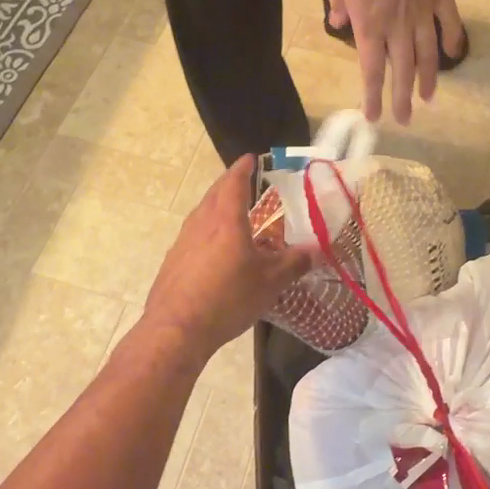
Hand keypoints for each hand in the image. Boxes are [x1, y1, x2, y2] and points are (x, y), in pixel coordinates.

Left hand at [142, 156, 316, 363]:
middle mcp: (201, 223)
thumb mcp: (270, 283)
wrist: (176, 329)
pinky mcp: (173, 262)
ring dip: (216, 207)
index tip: (250, 158)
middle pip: (214, 194)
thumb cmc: (227, 298)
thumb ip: (294, 263)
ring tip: (231, 213)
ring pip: (201, 214)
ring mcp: (183, 242)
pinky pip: (193, 236)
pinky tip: (215, 250)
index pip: (234, 182)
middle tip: (243, 180)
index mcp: (226, 220)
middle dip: (229, 184)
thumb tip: (316, 251)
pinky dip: (207, 232)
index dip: (243, 168)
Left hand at [325, 0, 465, 123]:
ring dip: (427, 79)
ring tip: (426, 99)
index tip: (373, 116)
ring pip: (427, 55)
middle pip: (402, 70)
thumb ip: (339, 0)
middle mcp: (398, 25)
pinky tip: (454, 55)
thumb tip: (339, 21)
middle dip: (401, 98)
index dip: (372, 95)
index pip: (370, 69)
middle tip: (402, 120)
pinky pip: (450, 23)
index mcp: (369, 22)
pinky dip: (453, 41)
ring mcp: (423, 10)